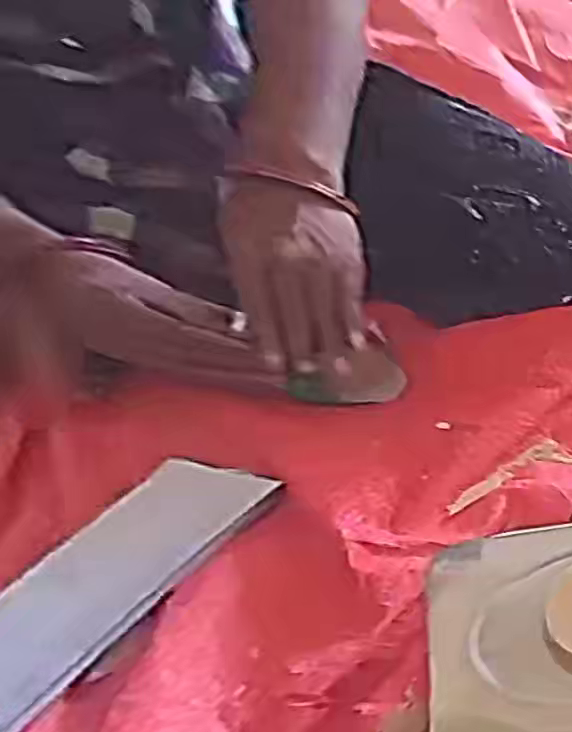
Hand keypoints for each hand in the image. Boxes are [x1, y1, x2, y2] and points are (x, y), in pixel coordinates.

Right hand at [34, 250, 277, 383]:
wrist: (34, 280)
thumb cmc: (86, 273)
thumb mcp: (137, 283)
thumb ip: (188, 307)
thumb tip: (235, 324)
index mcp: (135, 322)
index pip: (201, 342)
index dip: (241, 352)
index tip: (277, 356)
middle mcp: (140, 346)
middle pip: (211, 363)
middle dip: (257, 370)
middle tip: (298, 373)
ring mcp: (142, 358)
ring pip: (206, 372)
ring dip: (248, 377)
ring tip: (288, 380)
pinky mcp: (146, 361)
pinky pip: (194, 373)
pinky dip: (228, 377)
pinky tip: (256, 380)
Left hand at [219, 177, 366, 375]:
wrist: (295, 174)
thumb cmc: (255, 204)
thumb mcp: (234, 234)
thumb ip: (247, 275)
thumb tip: (256, 318)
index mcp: (252, 254)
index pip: (260, 305)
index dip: (268, 337)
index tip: (272, 363)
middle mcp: (289, 262)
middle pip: (296, 314)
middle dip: (301, 347)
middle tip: (306, 373)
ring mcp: (323, 265)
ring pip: (326, 312)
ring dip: (331, 343)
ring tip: (336, 368)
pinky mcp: (349, 265)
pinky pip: (351, 301)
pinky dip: (354, 324)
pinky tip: (359, 344)